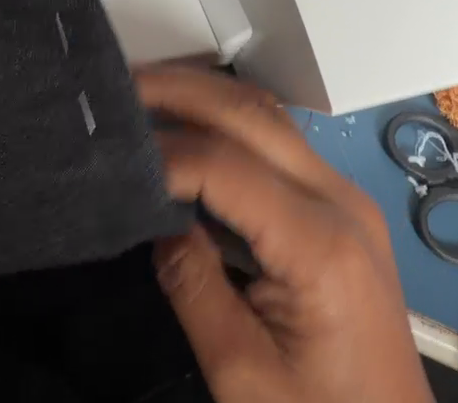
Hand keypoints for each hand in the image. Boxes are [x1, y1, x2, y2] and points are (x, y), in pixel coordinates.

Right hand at [134, 65, 433, 402]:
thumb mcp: (242, 372)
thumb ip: (191, 283)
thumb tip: (154, 214)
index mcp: (319, 244)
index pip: (222, 165)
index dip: (160, 153)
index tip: (110, 154)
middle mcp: (340, 201)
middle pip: (249, 115)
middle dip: (178, 88)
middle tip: (116, 83)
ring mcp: (346, 198)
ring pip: (266, 116)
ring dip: (203, 95)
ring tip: (142, 93)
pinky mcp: (341, 208)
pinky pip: (277, 142)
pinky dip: (225, 123)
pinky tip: (186, 128)